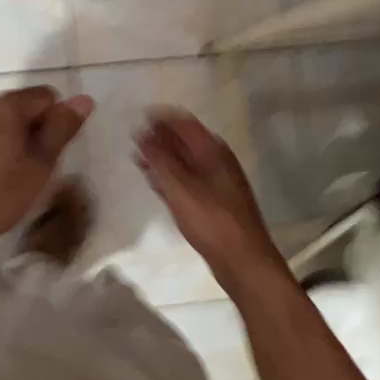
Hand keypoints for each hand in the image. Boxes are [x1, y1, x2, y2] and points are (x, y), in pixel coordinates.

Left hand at [0, 86, 93, 257]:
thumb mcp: (40, 165)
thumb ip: (62, 128)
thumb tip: (84, 99)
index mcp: (5, 105)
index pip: (47, 96)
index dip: (54, 124)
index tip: (47, 154)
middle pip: (23, 105)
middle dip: (33, 129)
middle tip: (31, 167)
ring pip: (4, 117)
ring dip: (14, 137)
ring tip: (10, 173)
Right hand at [136, 107, 285, 291]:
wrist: (243, 260)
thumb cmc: (211, 220)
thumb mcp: (180, 188)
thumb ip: (159, 160)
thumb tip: (142, 135)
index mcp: (212, 150)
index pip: (183, 122)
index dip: (161, 118)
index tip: (138, 118)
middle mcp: (217, 160)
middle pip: (185, 140)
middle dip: (161, 138)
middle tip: (136, 141)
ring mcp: (218, 181)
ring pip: (187, 161)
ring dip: (165, 158)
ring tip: (140, 160)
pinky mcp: (215, 201)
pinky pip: (190, 180)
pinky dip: (173, 177)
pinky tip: (157, 183)